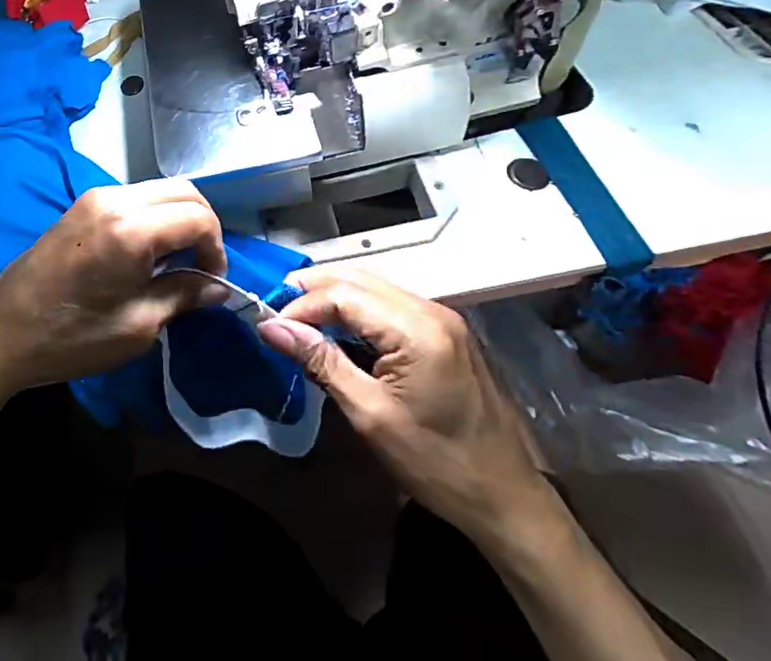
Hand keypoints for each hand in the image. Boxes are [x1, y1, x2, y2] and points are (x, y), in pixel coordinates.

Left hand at [0, 179, 228, 395]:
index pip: (199, 218)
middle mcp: (115, 200)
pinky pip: (138, 197)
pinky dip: (157, 216)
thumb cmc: (70, 338)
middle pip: (185, 192)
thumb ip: (184, 296)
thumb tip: (218, 288)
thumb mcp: (138, 326)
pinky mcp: (83, 205)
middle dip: (204, 225)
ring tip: (178, 259)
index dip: (215, 248)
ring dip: (180, 218)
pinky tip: (150, 250)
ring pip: (162, 190)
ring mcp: (96, 197)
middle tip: (202, 264)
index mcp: (131, 230)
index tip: (212, 280)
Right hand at [257, 267, 550, 538]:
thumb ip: (322, 362)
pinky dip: (360, 312)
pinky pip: (393, 306)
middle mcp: (432, 309)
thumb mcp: (370, 415)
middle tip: (275, 313)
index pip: (345, 294)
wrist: (502, 492)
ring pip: (377, 288)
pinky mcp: (445, 332)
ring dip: (336, 298)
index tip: (268, 326)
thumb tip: (273, 328)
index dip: (301, 305)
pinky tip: (337, 329)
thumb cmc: (435, 462)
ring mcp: (442, 318)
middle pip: (361, 279)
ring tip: (298, 321)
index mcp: (417, 327)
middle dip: (315, 290)